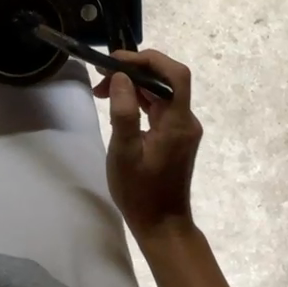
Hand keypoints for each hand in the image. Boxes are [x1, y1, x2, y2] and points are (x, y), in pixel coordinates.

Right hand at [94, 50, 201, 238]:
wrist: (161, 227)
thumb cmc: (140, 192)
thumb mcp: (125, 152)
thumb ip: (124, 112)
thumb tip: (121, 76)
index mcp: (178, 122)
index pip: (175, 74)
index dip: (149, 59)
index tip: (117, 61)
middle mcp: (185, 121)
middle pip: (165, 80)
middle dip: (132, 70)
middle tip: (101, 77)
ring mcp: (181, 129)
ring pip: (159, 92)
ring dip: (131, 84)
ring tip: (101, 90)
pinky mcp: (174, 136)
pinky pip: (157, 106)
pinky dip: (136, 99)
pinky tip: (116, 105)